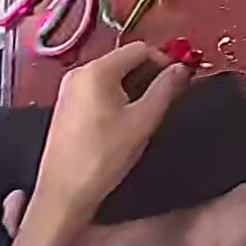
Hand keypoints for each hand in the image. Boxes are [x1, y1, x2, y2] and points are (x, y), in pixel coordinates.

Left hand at [31, 43, 190, 233]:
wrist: (63, 196)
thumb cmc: (104, 155)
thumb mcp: (144, 120)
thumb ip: (166, 87)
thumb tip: (183, 67)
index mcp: (96, 71)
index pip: (140, 49)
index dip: (165, 60)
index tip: (180, 80)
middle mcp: (79, 73)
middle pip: (126, 60)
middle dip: (150, 74)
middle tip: (168, 96)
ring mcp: (70, 90)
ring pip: (114, 75)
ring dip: (136, 86)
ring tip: (148, 111)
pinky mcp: (67, 106)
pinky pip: (100, 88)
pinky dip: (119, 95)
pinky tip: (126, 119)